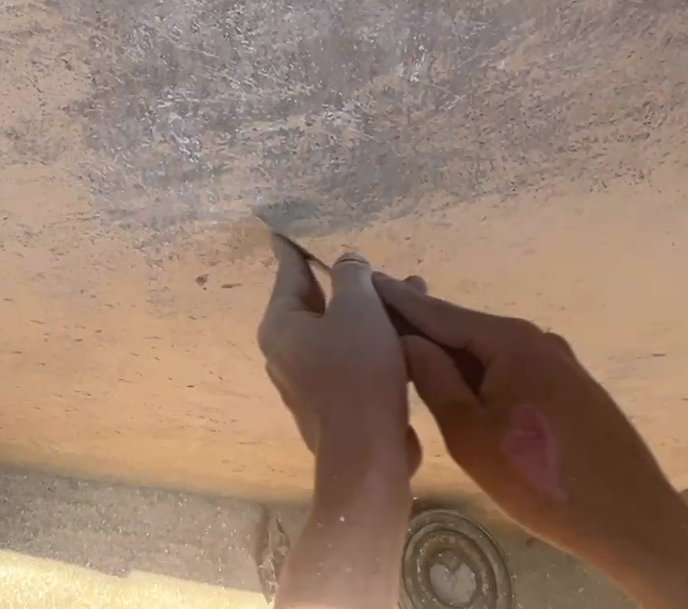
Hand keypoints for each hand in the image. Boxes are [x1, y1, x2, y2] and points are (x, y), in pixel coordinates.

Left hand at [259, 237, 416, 607]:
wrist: (368, 458)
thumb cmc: (358, 374)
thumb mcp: (359, 310)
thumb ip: (352, 276)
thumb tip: (346, 260)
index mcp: (281, 325)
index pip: (287, 272)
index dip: (291, 248)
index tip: (282, 229)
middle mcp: (286, 350)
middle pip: (315, 301)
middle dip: (348, 280)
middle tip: (365, 256)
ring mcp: (307, 379)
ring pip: (340, 330)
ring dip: (370, 310)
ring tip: (407, 288)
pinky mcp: (332, 402)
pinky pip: (351, 356)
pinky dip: (374, 339)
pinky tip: (407, 331)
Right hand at [372, 274, 687, 576]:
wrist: (639, 528)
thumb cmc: (542, 481)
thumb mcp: (470, 433)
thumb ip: (434, 379)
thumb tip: (408, 340)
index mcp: (510, 340)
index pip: (439, 312)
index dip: (400, 299)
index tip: (368, 279)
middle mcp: (536, 339)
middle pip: (464, 328)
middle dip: (423, 326)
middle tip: (379, 320)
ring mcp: (559, 363)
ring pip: (488, 352)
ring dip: (452, 354)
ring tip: (412, 356)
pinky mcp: (572, 390)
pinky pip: (512, 370)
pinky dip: (480, 372)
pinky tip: (462, 386)